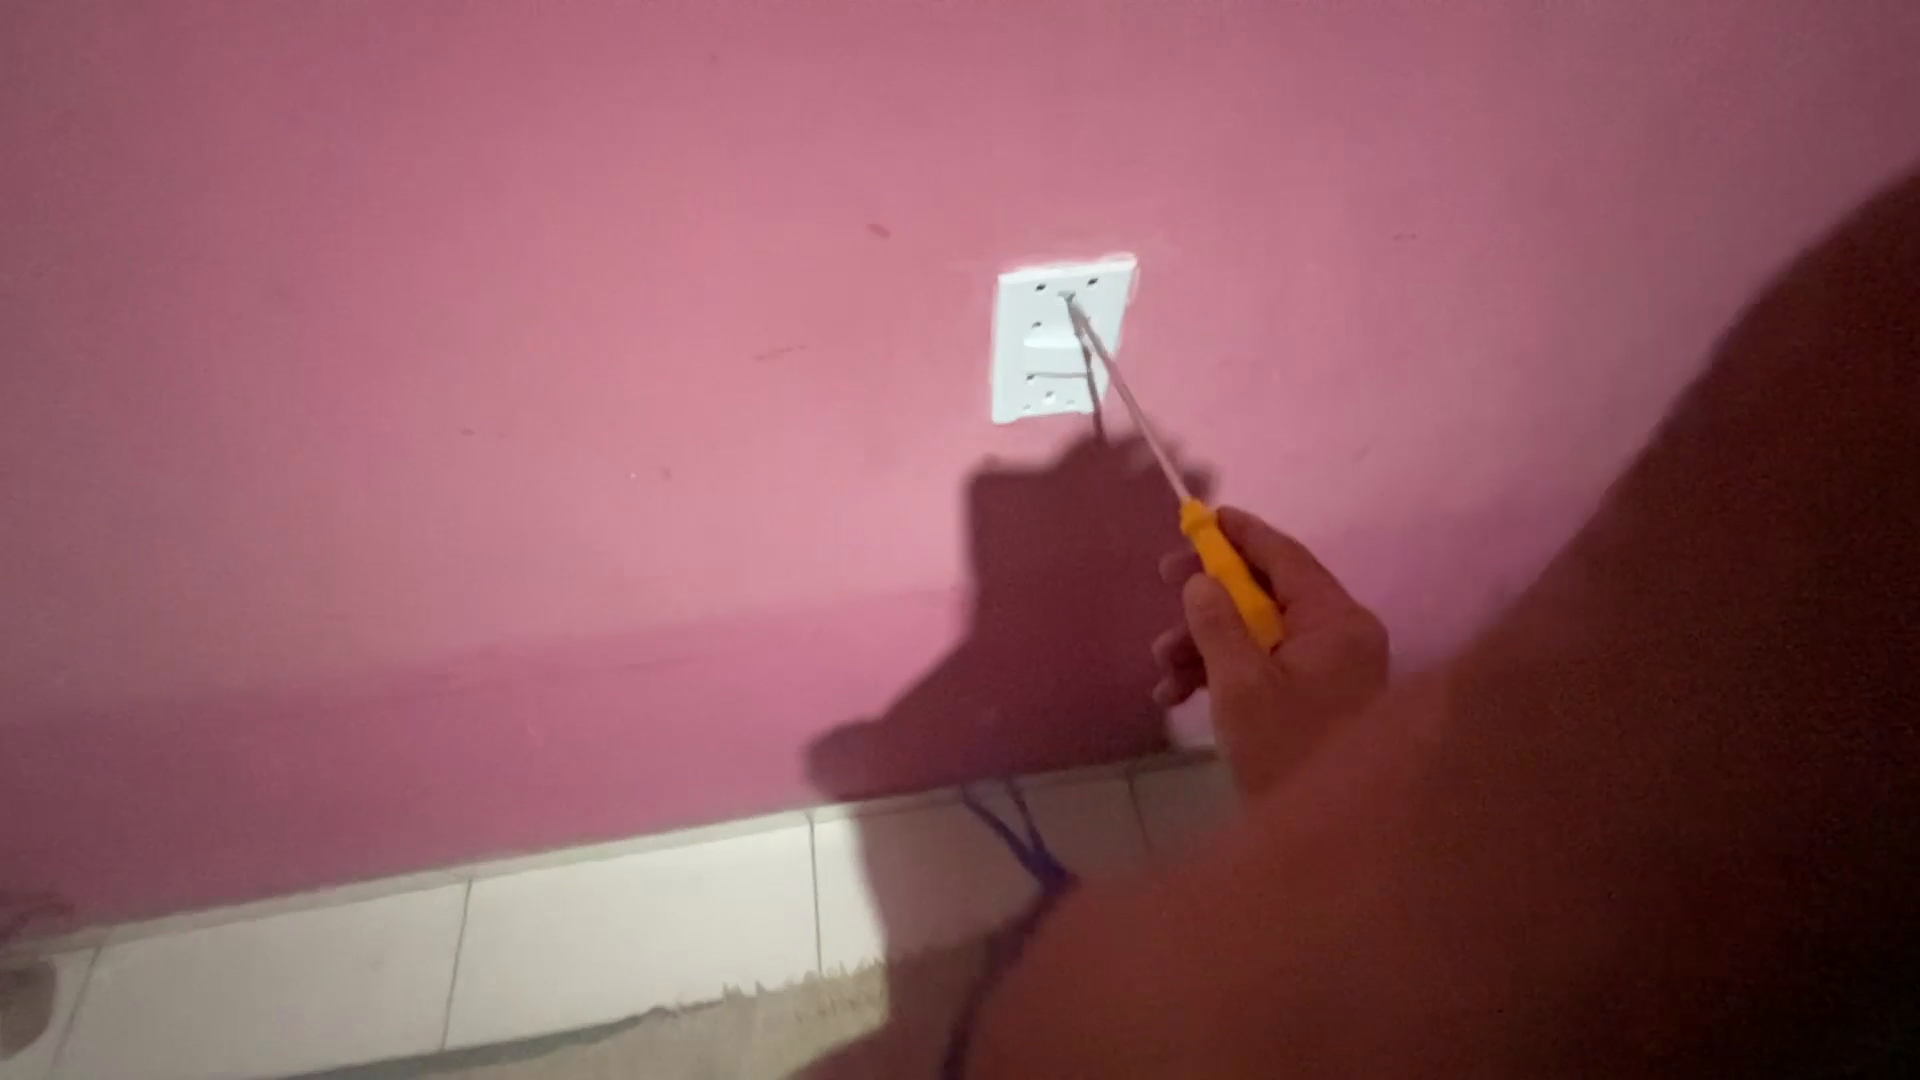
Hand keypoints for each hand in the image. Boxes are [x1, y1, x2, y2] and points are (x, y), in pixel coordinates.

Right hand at [1152, 506, 1388, 795]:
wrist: (1332, 843)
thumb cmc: (1288, 750)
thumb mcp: (1241, 683)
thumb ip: (1217, 623)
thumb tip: (1199, 580)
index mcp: (1336, 621)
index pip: (1286, 557)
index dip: (1241, 533)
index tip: (1202, 516)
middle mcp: (1337, 635)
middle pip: (1265, 591)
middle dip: (1209, 593)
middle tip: (1163, 580)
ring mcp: (1323, 669)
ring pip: (1253, 630)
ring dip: (1202, 641)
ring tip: (1161, 666)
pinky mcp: (1306, 698)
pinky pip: (1256, 665)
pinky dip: (1215, 672)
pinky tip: (1173, 693)